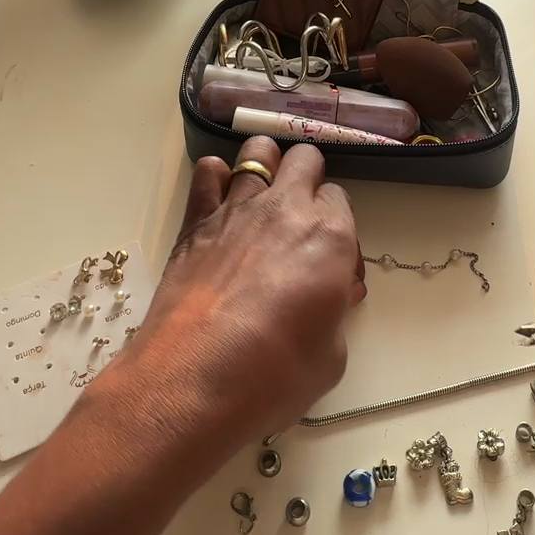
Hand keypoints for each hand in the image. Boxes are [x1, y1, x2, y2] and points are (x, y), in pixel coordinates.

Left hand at [0, 139, 360, 534]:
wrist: (194, 381)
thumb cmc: (274, 375)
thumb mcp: (331, 354)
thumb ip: (335, 311)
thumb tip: (331, 293)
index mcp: (330, 235)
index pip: (341, 200)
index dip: (337, 229)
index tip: (330, 263)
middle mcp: (287, 207)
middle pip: (305, 159)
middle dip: (309, 178)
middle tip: (301, 219)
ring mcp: (238, 207)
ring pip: (258, 153)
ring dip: (267, 167)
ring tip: (263, 196)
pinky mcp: (196, 219)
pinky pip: (207, 172)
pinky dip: (216, 178)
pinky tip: (219, 203)